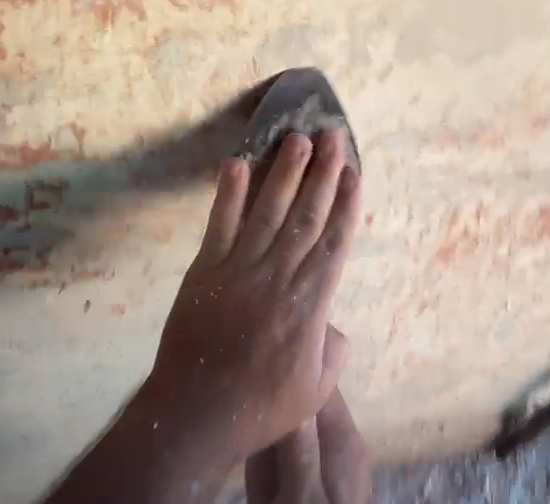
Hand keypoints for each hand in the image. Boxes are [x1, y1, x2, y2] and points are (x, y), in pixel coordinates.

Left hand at [140, 129, 362, 464]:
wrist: (195, 414)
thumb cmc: (260, 407)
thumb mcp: (315, 391)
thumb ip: (334, 354)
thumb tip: (336, 327)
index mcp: (310, 304)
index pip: (335, 242)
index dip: (347, 203)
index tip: (354, 171)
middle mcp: (279, 275)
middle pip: (307, 214)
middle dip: (323, 172)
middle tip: (332, 135)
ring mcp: (240, 268)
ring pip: (269, 209)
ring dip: (284, 171)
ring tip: (298, 138)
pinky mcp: (206, 269)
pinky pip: (220, 223)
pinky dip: (229, 193)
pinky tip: (238, 163)